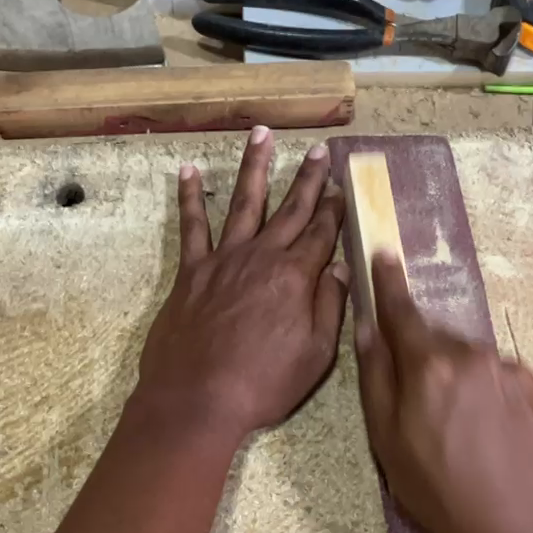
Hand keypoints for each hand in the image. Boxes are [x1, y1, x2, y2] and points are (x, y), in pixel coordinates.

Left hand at [131, 127, 348, 447]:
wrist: (196, 399)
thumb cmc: (262, 384)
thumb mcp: (315, 356)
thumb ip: (329, 308)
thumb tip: (342, 269)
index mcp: (296, 277)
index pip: (322, 233)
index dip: (335, 208)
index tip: (343, 185)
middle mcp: (262, 257)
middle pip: (290, 209)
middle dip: (308, 178)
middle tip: (320, 149)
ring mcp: (224, 259)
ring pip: (244, 202)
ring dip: (255, 167)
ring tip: (261, 133)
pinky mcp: (192, 271)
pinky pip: (192, 226)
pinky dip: (190, 197)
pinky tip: (189, 170)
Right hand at [354, 253, 532, 532]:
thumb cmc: (442, 495)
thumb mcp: (387, 443)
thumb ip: (374, 378)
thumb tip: (367, 327)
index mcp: (430, 365)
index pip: (401, 311)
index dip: (388, 283)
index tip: (383, 253)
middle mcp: (474, 354)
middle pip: (435, 340)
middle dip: (422, 358)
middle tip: (418, 407)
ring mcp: (514, 370)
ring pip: (470, 361)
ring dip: (457, 380)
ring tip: (460, 433)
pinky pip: (502, 379)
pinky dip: (489, 396)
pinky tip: (492, 437)